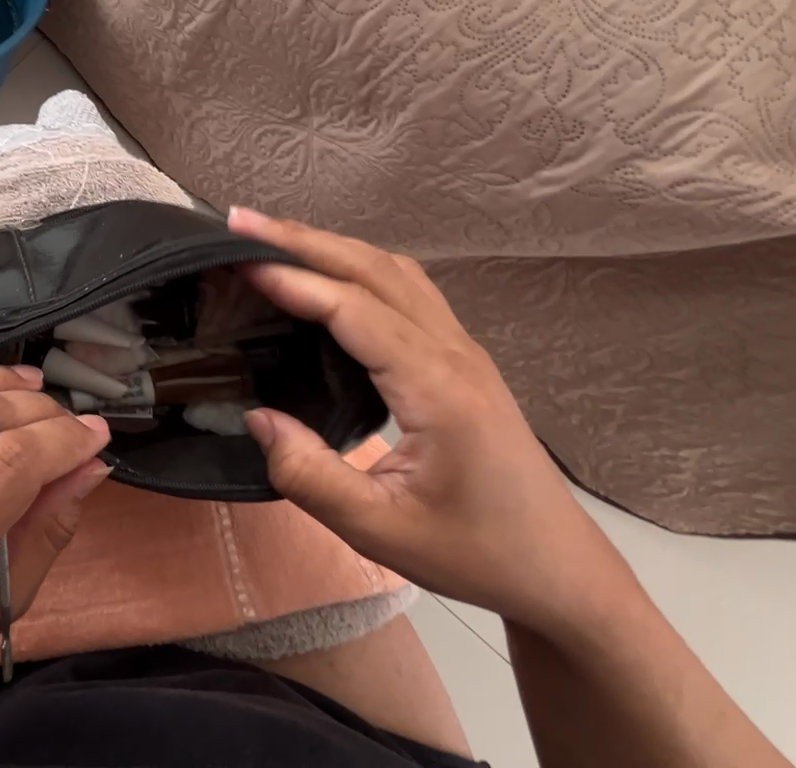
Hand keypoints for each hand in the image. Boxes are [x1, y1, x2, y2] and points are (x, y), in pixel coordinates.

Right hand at [227, 208, 634, 637]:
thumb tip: (255, 417)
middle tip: (239, 223)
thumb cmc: (474, 553)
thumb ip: (309, 476)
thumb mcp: (380, 529)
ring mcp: (462, 350)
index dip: (294, 279)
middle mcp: (453, 353)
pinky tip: (324, 275)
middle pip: (375, 270)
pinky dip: (354, 266)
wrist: (561, 572)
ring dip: (330, 246)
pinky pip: (404, 290)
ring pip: (393, 271)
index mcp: (437, 388)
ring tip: (270, 238)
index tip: (235, 261)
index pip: (355, 310)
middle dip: (304, 239)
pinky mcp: (459, 359)